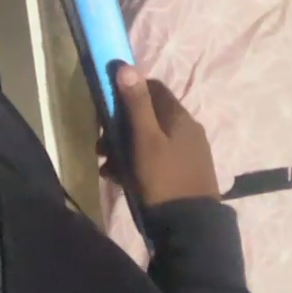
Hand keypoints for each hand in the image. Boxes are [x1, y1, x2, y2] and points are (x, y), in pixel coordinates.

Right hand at [114, 65, 220, 205]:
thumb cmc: (162, 178)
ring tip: (107, 166)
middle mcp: (187, 128)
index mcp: (178, 117)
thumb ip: (136, 103)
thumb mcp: (144, 139)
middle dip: (120, 125)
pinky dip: (137, 161)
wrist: (189, 227)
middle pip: (148, 114)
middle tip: (102, 146)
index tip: (107, 109)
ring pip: (149, 137)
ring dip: (124, 146)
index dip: (127, 91)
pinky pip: (155, 155)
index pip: (152, 86)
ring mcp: (187, 150)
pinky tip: (121, 177)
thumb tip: (126, 65)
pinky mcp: (184, 170)